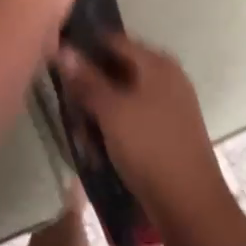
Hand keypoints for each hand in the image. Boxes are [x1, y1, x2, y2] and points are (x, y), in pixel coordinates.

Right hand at [58, 35, 232, 233]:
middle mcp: (167, 79)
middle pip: (117, 70)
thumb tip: (63, 50)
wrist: (189, 204)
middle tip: (66, 102)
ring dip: (99, 111)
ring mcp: (169, 107)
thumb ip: (87, 80)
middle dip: (89, 85)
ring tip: (80, 131)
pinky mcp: (167, 132)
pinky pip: (133, 118)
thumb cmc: (149, 148)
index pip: (113, 41)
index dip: (84, 47)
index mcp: (157, 64)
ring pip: (122, 97)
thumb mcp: (111, 111)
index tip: (56, 61)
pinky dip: (114, 127)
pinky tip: (98, 145)